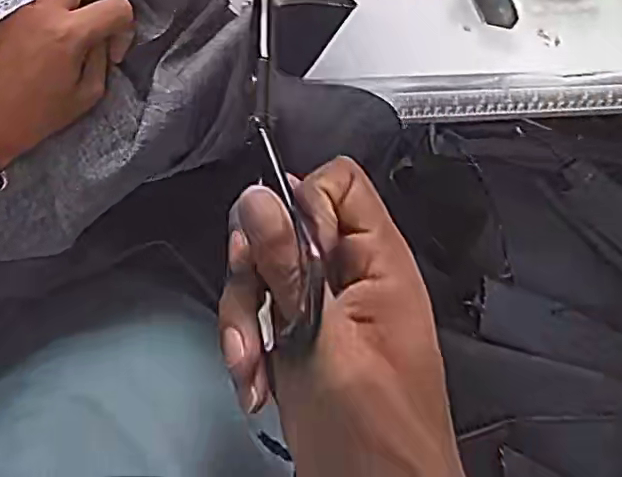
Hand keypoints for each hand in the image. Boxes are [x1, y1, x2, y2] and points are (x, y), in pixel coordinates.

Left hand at [0, 0, 134, 214]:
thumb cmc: (31, 116)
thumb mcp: (85, 95)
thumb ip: (103, 56)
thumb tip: (107, 34)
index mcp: (67, 33)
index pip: (118, 5)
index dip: (126, 27)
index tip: (115, 47)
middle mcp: (44, 6)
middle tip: (108, 12)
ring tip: (86, 8)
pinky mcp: (7, 2)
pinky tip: (63, 11)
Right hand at [218, 158, 464, 476]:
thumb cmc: (372, 437)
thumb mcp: (324, 344)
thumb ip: (288, 268)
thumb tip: (257, 196)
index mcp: (378, 262)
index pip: (338, 183)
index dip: (304, 204)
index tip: (287, 252)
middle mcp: (349, 271)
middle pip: (283, 221)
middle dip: (255, 267)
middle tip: (254, 306)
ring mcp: (321, 300)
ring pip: (261, 263)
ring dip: (243, 313)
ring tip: (248, 364)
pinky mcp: (298, 327)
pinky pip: (256, 302)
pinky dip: (245, 336)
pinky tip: (253, 379)